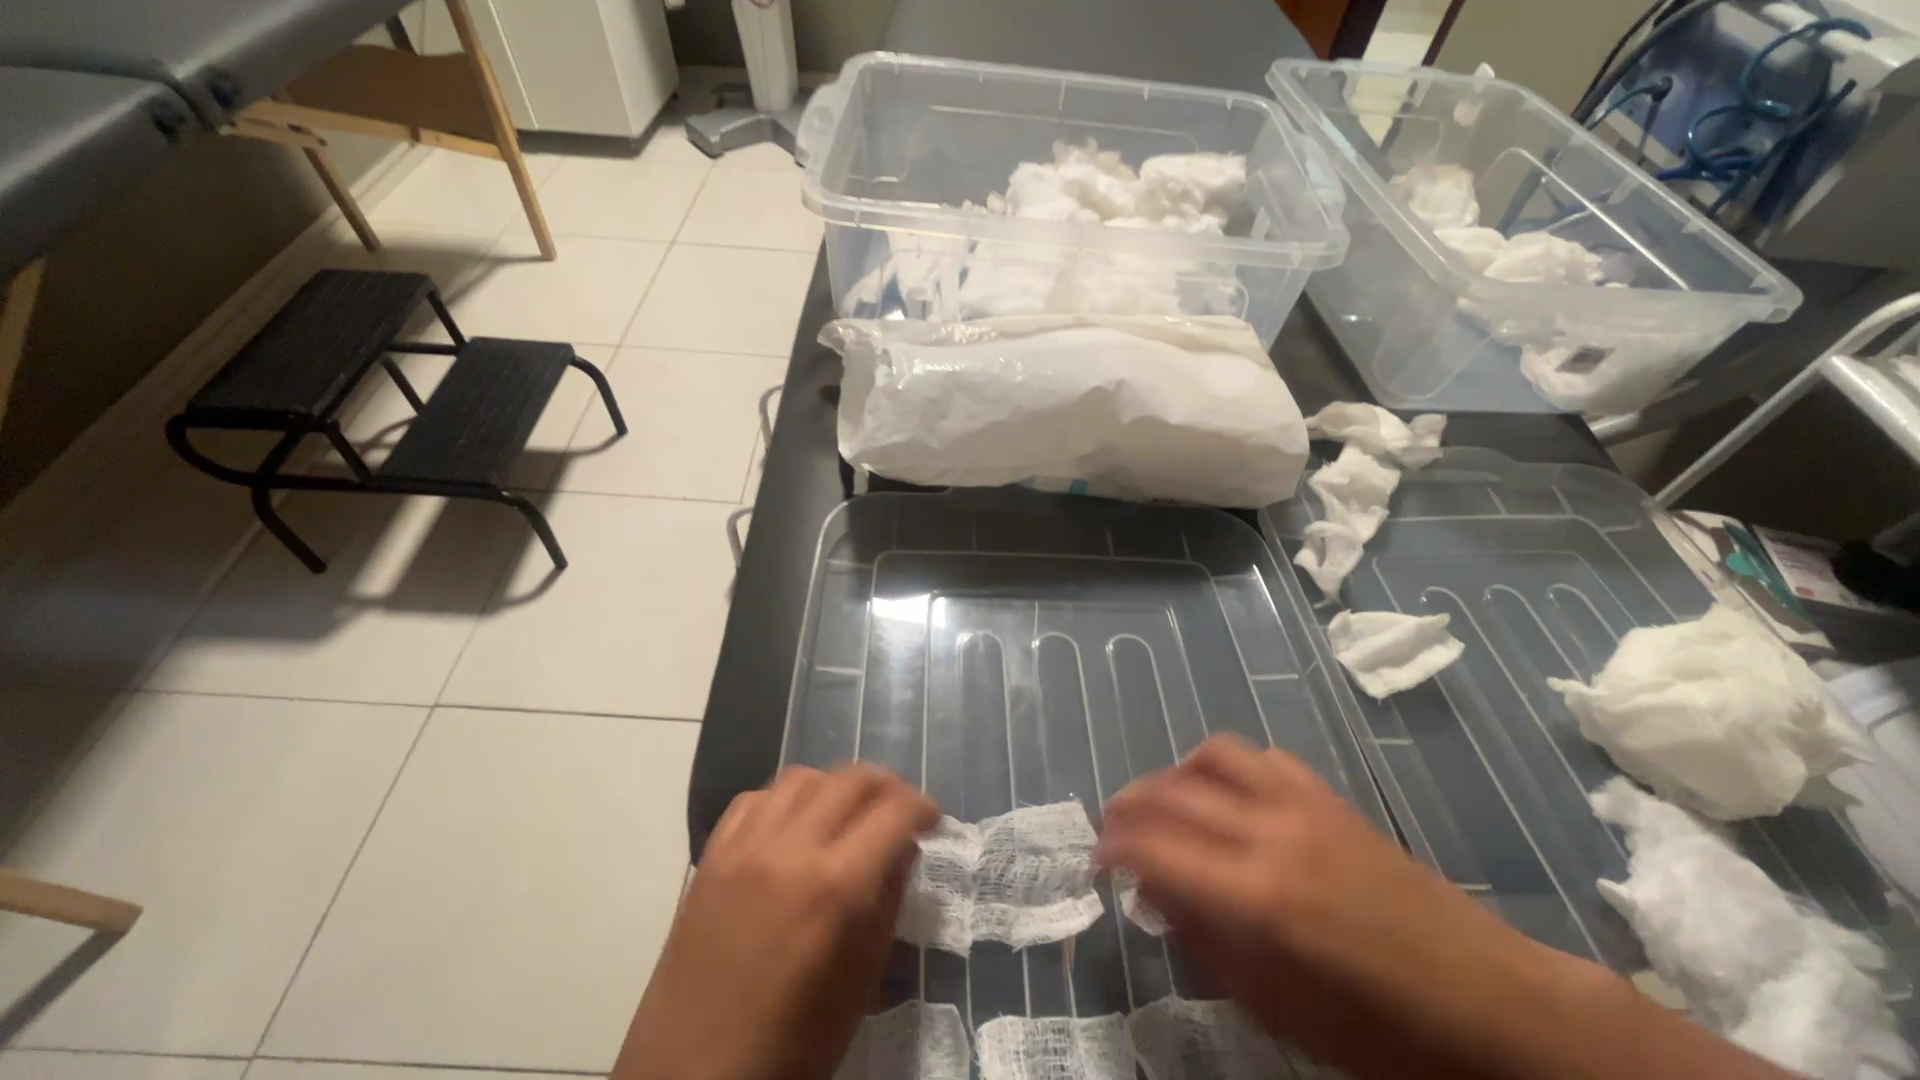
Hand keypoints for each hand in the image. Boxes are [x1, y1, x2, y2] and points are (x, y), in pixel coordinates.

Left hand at [612, 764, 937, 1079]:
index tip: (933, 820)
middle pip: (850, 780)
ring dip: (836, 786)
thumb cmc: (790, 1043)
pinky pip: (754, 800)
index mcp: (834, 887)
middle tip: (901, 811)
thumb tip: (902, 850)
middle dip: (888, 786)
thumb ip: (886, 904)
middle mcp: (789, 849)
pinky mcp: (710, 858)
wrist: (693, 1072)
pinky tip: (795, 827)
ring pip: (801, 778)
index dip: (922, 807)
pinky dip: (786, 799)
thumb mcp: (859, 983)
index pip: (893, 812)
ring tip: (850, 813)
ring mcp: (743, 848)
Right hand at [1097, 734, 1612, 1078]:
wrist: (1487, 1002)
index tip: (1096, 862)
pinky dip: (1228, 768)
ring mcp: (1304, 807)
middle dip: (1127, 806)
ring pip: (1214, 756)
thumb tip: (1153, 888)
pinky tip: (1229, 797)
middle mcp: (1270, 835)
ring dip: (1173, 774)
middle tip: (1112, 832)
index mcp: (1253, 897)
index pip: (1152, 847)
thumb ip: (1204, 940)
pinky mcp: (1333, 800)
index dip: (1111, 847)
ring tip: (1164, 806)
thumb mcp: (1274, 1006)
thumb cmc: (1375, 1029)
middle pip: (1171, 792)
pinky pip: (1264, 759)